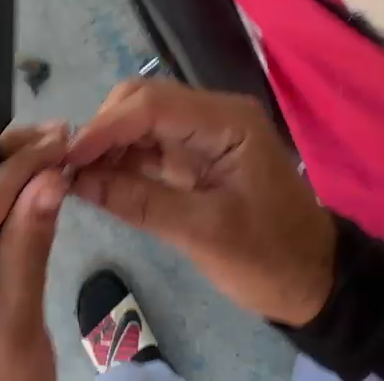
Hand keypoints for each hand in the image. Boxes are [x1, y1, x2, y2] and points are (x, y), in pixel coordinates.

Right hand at [66, 79, 336, 326]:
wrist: (316, 282)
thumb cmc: (270, 257)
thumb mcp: (206, 234)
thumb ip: (141, 202)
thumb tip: (77, 182)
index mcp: (226, 120)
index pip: (153, 104)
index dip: (106, 127)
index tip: (67, 157)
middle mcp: (213, 113)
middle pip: (143, 100)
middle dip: (103, 129)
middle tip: (67, 167)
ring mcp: (204, 132)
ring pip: (141, 119)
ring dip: (108, 143)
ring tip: (73, 175)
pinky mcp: (196, 154)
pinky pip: (149, 144)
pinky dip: (122, 159)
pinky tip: (97, 180)